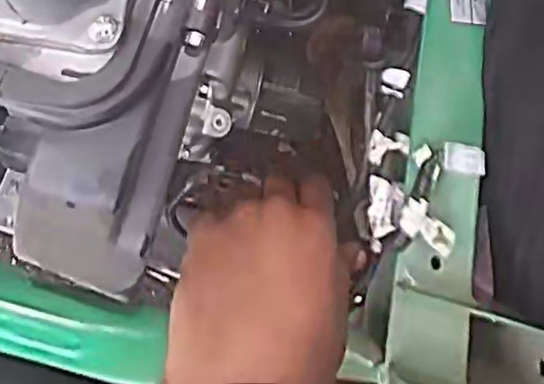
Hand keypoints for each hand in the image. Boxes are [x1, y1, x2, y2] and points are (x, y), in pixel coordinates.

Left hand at [165, 174, 360, 383]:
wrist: (238, 381)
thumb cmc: (289, 361)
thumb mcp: (334, 316)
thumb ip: (338, 270)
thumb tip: (342, 257)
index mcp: (314, 228)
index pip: (318, 185)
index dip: (315, 194)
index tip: (311, 201)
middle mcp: (274, 211)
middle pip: (279, 181)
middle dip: (280, 198)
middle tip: (279, 226)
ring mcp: (236, 218)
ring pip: (243, 194)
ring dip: (247, 211)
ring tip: (246, 244)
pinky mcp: (202, 231)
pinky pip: (209, 214)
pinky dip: (214, 227)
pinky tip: (218, 253)